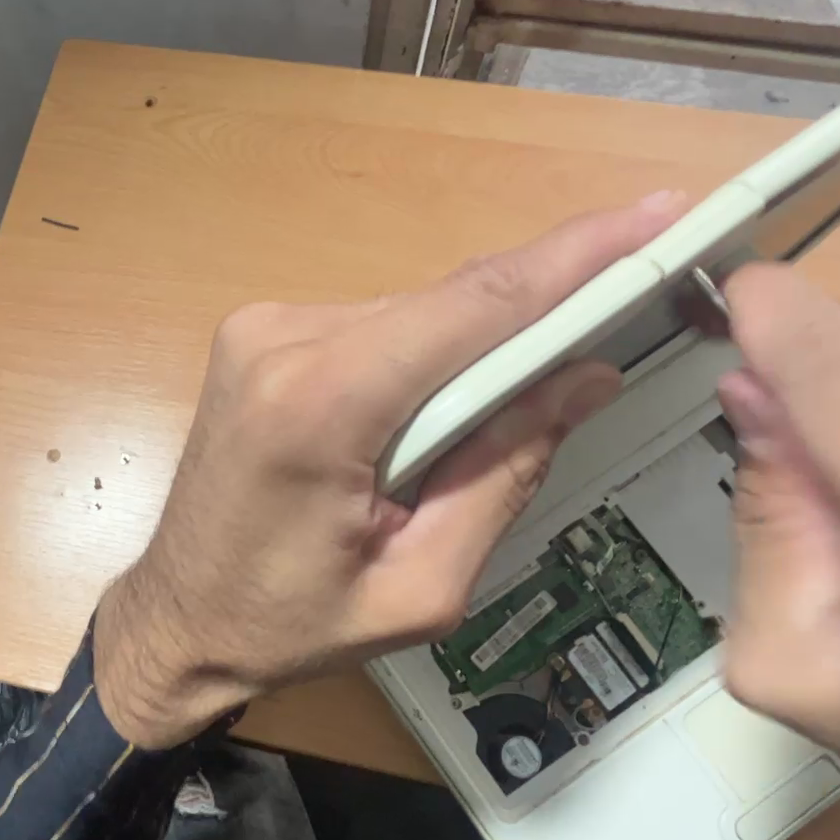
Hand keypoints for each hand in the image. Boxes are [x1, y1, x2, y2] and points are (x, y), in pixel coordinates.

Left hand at [92, 193, 686, 748]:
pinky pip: (372, 329)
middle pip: (446, 305)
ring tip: (492, 419)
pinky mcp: (256, 337)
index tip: (660, 216)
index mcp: (318, 404)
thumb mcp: (420, 585)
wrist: (180, 618)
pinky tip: (428, 416)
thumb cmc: (289, 624)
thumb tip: (583, 379)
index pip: (473, 307)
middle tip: (619, 321)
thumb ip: (504, 475)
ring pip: (411, 314)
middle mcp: (281, 339)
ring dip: (470, 350)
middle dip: (534, 316)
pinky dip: (419, 358)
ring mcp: (259, 329)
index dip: (575, 259)